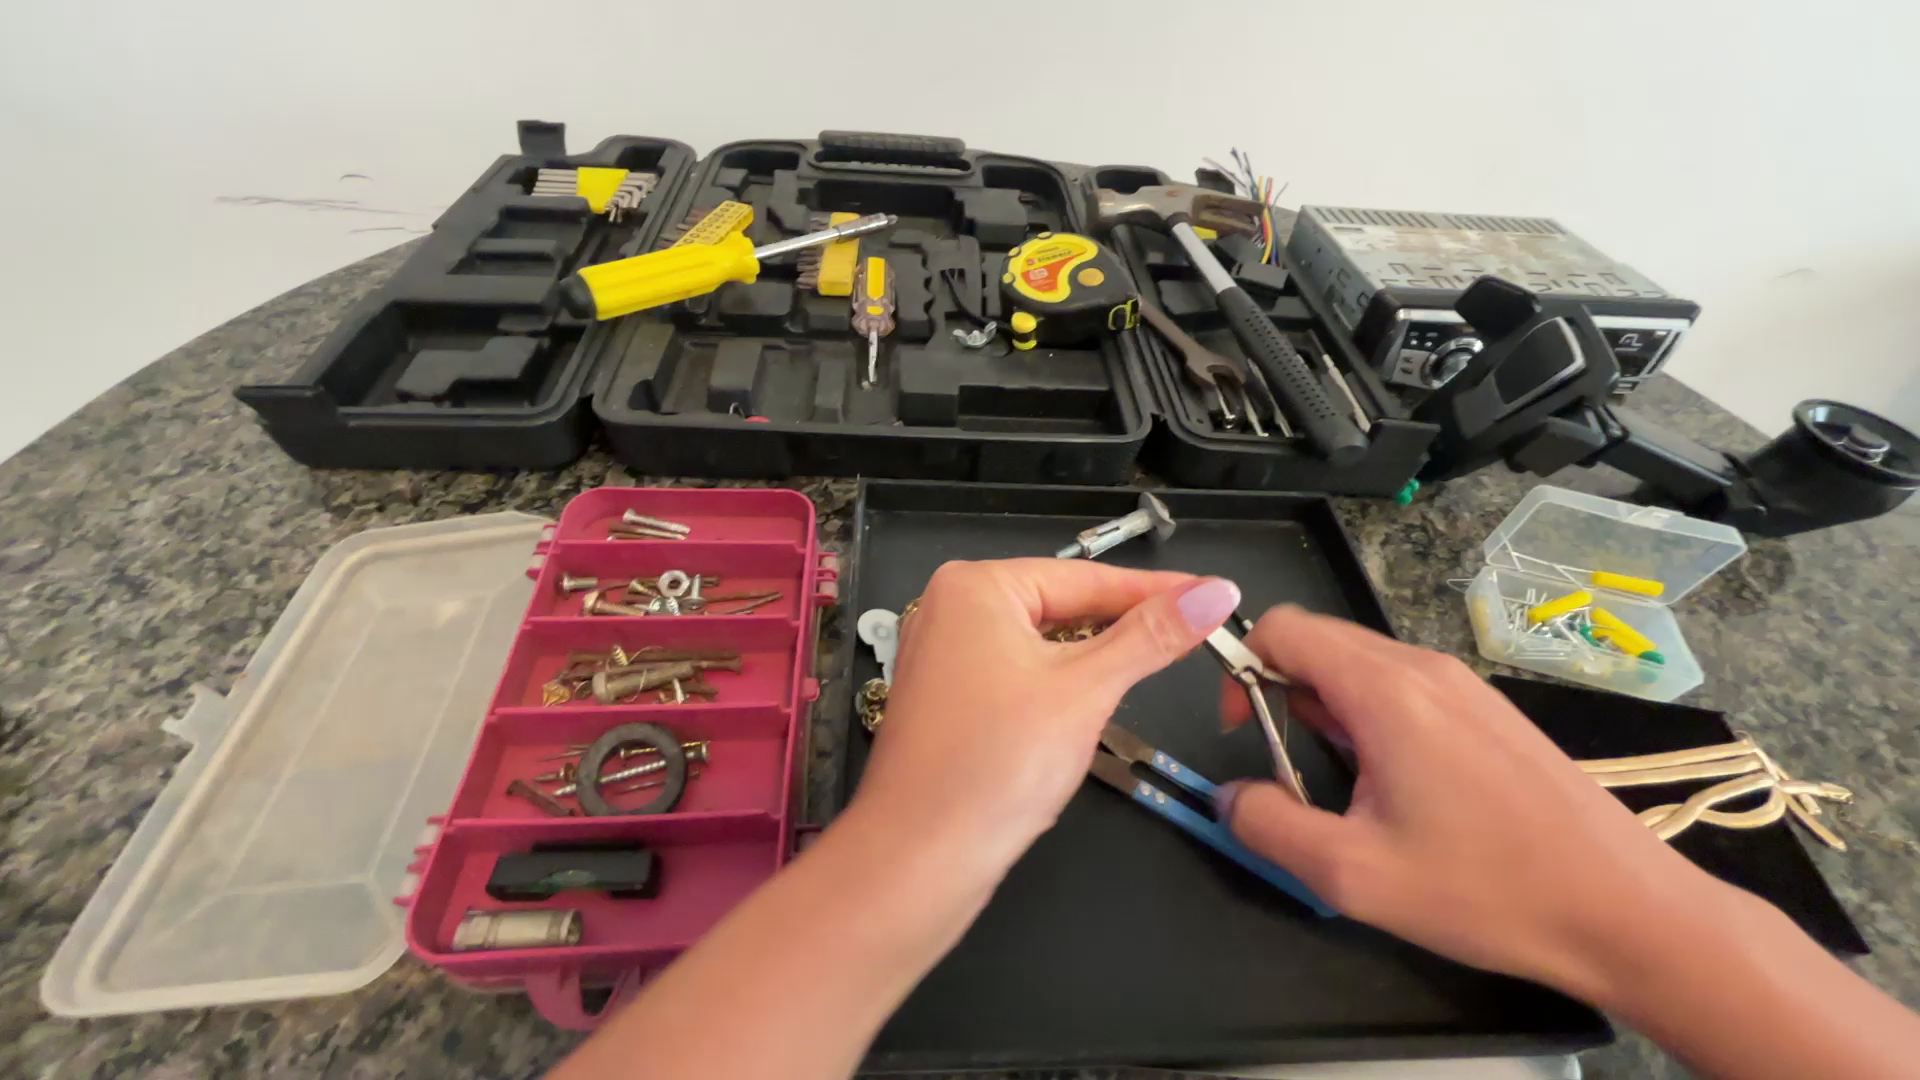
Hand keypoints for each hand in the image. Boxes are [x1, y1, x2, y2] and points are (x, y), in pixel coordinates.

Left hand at [853, 559, 1242, 869]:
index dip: (1155, 590)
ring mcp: (942, 651)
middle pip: (1059, 606)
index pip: (1084, 578)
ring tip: (1158, 657)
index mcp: (975, 585)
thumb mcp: (1085, 691)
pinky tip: (1092, 695)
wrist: (918, 857)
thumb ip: (1151, 636)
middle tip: (1195, 631)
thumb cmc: (1000, 763)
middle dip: (1123, 624)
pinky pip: (1015, 670)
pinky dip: (1057, 680)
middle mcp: (950, 605)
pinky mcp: (945, 693)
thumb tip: (1217, 591)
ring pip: (1039, 642)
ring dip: (1094, 656)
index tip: (1214, 593)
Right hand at [1218, 606, 1725, 1002]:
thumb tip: (1229, 796)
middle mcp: (1421, 667)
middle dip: (1280, 691)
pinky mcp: (1485, 704)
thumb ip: (1267, 825)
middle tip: (1294, 764)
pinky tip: (1397, 778)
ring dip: (1324, 706)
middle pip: (1315, 640)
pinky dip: (1367, 713)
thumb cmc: (1488, 891)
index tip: (1245, 729)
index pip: (1282, 627)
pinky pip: (1397, 682)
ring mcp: (1460, 682)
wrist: (1636, 916)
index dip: (1243, 669)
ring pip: (1355, 661)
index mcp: (1384, 690)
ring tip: (1349, 780)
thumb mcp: (1352, 874)